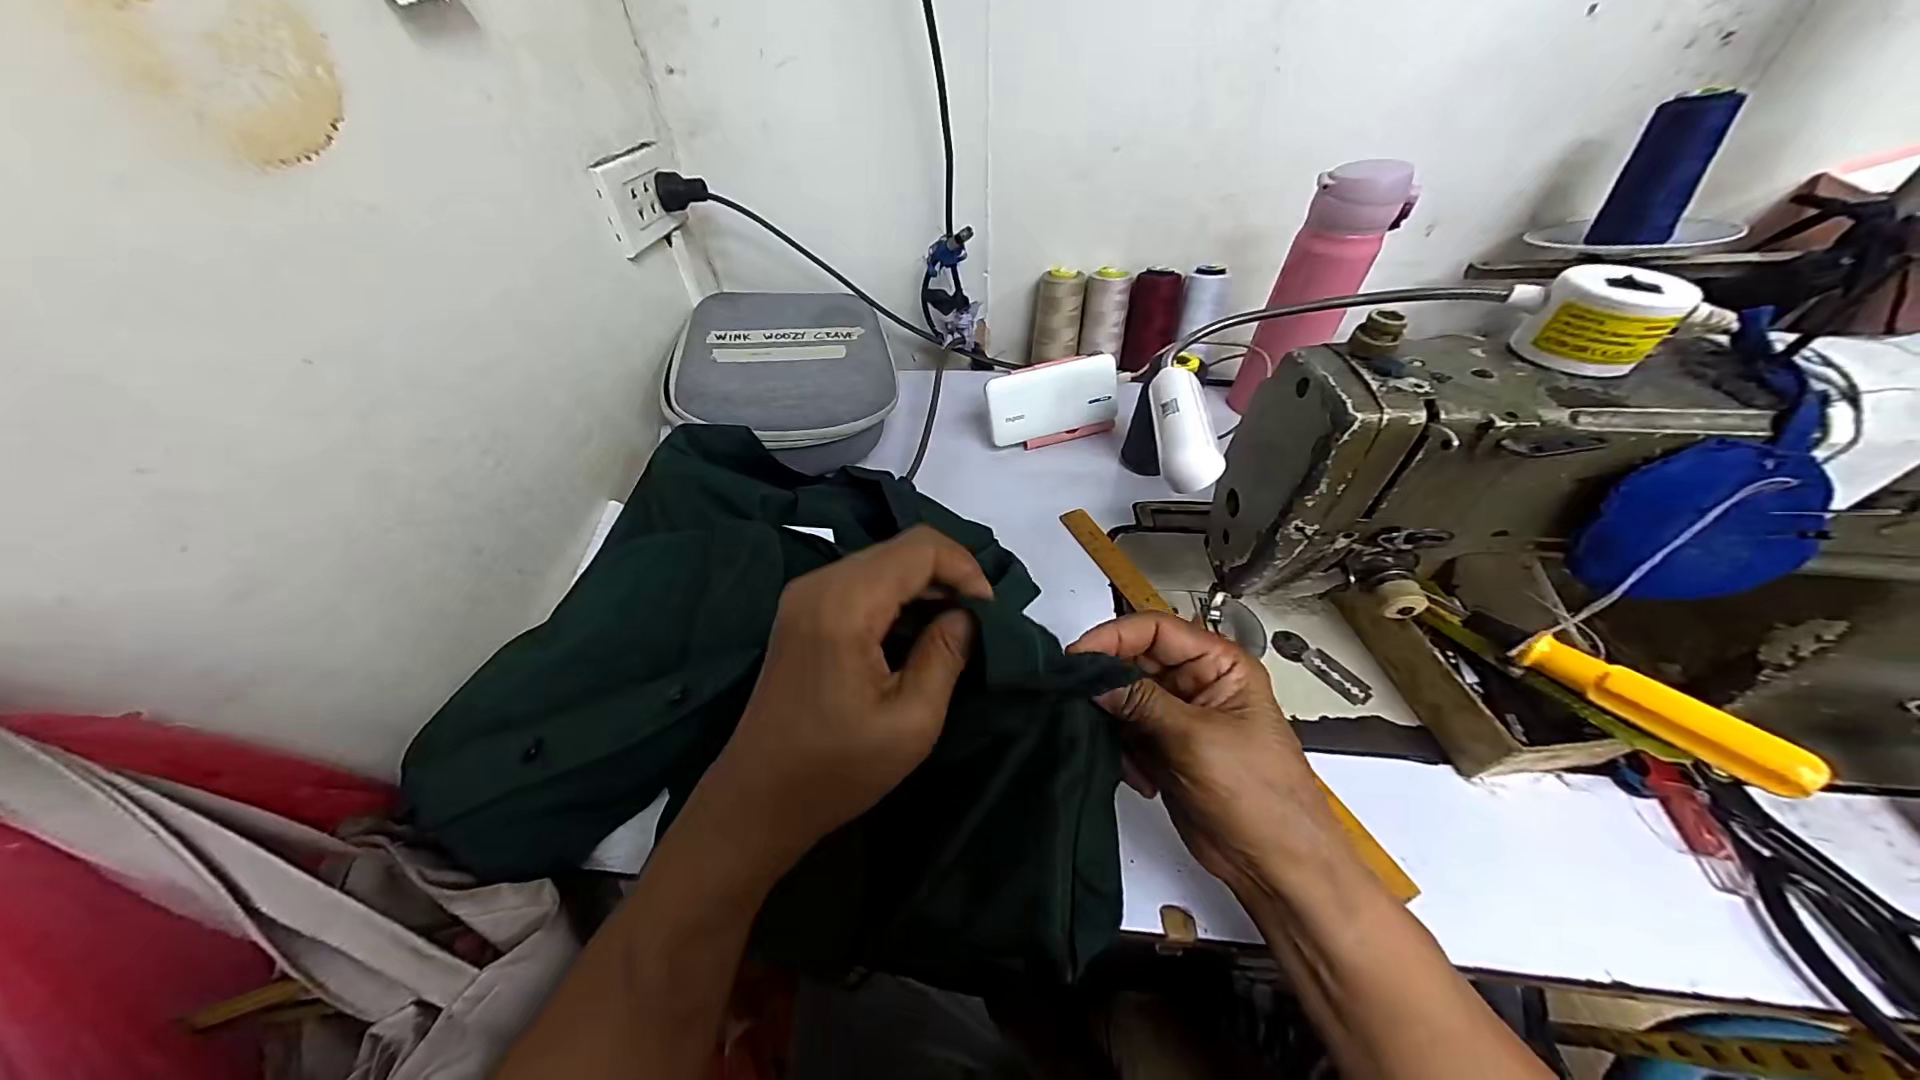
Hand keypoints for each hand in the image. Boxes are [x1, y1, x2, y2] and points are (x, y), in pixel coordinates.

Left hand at [693, 526, 991, 871]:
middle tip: (978, 620)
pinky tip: (916, 630)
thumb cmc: (837, 769)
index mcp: (844, 605)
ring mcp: (805, 593)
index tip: (989, 612)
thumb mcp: (912, 722)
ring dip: (925, 584)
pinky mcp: (803, 609)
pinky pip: (863, 580)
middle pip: (901, 547)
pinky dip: (898, 595)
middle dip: (948, 574)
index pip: (919, 548)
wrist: (758, 798)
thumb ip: (946, 656)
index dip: (965, 568)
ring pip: (883, 560)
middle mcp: (819, 584)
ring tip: (955, 627)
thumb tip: (968, 615)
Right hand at [1069, 612, 1353, 897]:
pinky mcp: (1163, 746)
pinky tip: (1141, 773)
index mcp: (1221, 666)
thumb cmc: (1268, 801)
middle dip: (1110, 683)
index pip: (1156, 630)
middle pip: (1135, 661)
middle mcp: (1198, 685)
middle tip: (1083, 696)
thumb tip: (1096, 676)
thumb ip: (1141, 702)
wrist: (1273, 865)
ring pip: (1123, 697)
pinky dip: (1122, 750)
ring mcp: (1178, 717)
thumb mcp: (1197, 739)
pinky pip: (1124, 731)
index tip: (1081, 654)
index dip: (1114, 637)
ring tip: (1127, 748)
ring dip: (1115, 722)